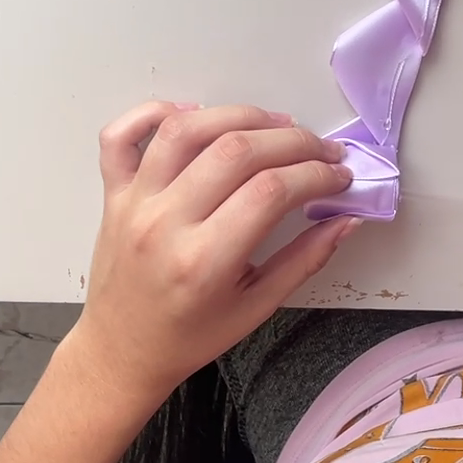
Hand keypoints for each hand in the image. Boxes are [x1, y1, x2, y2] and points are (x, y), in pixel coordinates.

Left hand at [64, 101, 359, 402]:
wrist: (122, 352)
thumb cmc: (192, 336)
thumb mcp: (258, 306)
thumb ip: (306, 260)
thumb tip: (348, 219)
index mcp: (204, 261)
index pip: (271, 191)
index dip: (316, 175)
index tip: (340, 177)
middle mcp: (165, 223)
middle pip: (236, 151)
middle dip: (294, 142)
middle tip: (323, 150)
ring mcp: (135, 203)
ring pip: (186, 131)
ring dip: (239, 115)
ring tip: (276, 124)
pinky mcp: (113, 194)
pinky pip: (120, 136)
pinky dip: (153, 111)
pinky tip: (194, 113)